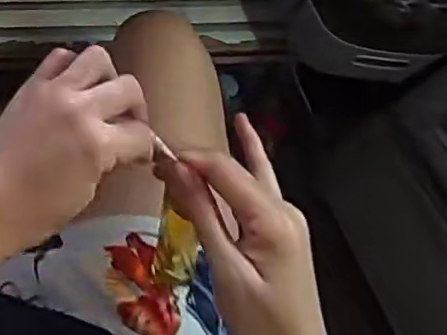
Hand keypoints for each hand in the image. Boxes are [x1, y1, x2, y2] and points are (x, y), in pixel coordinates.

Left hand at [0, 45, 153, 254]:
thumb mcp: (86, 192)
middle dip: (136, 107)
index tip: (141, 153)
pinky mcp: (33, 82)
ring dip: (107, 75)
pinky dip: (71, 65)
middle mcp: (80, 107)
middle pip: (129, 87)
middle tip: (127, 123)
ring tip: (100, 96)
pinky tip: (71, 85)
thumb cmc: (37, 210)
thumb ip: (108, 160)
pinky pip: (59, 56)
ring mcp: (55, 89)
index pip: (140, 134)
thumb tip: (125, 147)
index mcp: (96, 143)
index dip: (146, 147)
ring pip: (98, 56)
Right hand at [156, 113, 325, 334]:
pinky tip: (244, 130)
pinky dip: (244, 162)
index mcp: (273, 218)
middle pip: (234, 169)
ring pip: (247, 173)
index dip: (189, 158)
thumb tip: (176, 167)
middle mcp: (285, 208)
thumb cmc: (262, 324)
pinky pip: (259, 185)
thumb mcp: (226, 270)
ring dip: (215, 162)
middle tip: (160, 164)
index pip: (223, 168)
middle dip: (196, 162)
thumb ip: (202, 214)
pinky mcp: (285, 228)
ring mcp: (289, 217)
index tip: (157, 159)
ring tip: (182, 152)